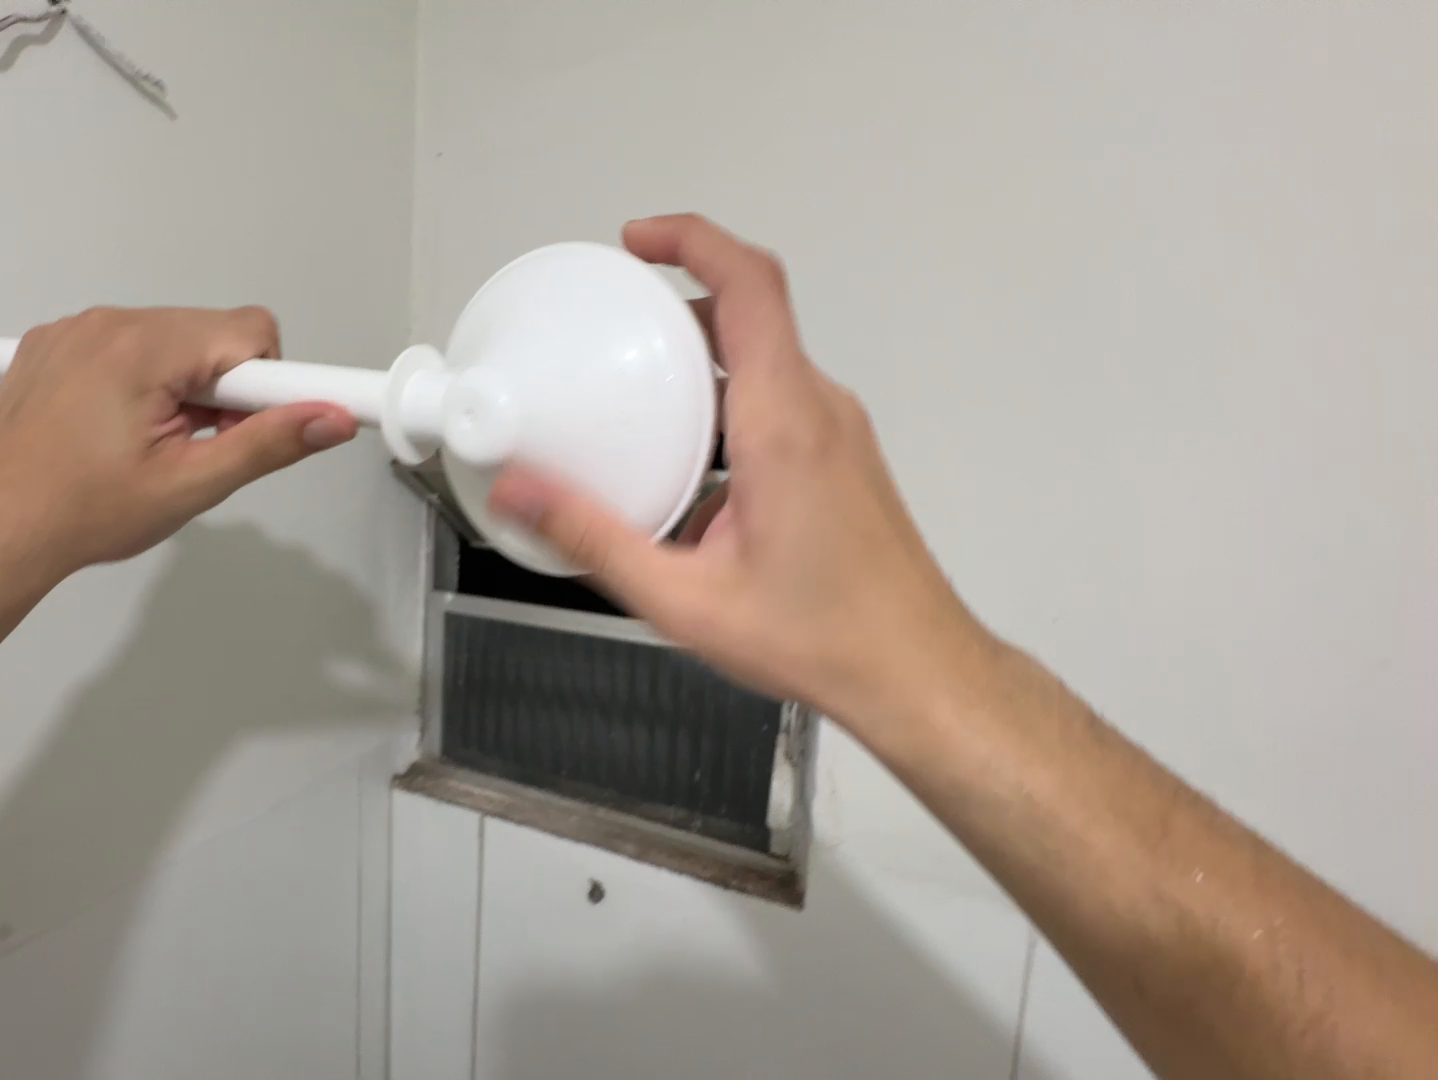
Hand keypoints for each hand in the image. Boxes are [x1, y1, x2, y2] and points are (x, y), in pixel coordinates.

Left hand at [0, 306, 356, 577]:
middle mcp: (108, 323)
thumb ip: (269, 444)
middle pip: (215, 333)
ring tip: (163, 441)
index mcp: (141, 349)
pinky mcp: (60, 344)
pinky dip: (153, 379)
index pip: (252, 331)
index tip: (267, 423)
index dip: (273, 383)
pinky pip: (136, 344)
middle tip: (203, 443)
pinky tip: (129, 427)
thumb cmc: (82, 512)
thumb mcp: (192, 485)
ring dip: (193, 386)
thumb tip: (329, 419)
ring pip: (179, 339)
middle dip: (230, 389)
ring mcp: (78, 330)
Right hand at [489, 215, 985, 729]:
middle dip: (672, 312)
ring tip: (638, 406)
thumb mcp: (682, 597)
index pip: (749, 285)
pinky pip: (773, 402)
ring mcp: (835, 432)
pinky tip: (686, 472)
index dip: (691, 241)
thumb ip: (592, 538)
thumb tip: (524, 495)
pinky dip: (721, 409)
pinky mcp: (836, 457)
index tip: (638, 242)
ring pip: (759, 361)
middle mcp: (818, 412)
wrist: (913, 671)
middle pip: (744, 316)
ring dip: (696, 368)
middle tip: (614, 332)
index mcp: (784, 425)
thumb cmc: (825, 636)